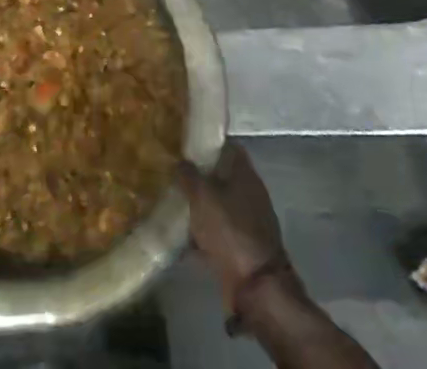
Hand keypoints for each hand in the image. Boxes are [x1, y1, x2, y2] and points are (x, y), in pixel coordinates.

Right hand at [177, 141, 293, 312]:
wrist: (255, 286)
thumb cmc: (229, 231)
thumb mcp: (202, 196)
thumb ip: (189, 174)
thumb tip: (180, 161)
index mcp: (246, 175)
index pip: (229, 146)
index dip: (208, 140)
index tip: (184, 138)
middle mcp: (251, 194)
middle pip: (222, 175)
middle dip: (198, 171)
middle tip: (171, 167)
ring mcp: (248, 221)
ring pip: (218, 202)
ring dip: (199, 201)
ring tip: (170, 197)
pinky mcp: (241, 245)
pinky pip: (217, 228)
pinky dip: (201, 228)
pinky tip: (179, 230)